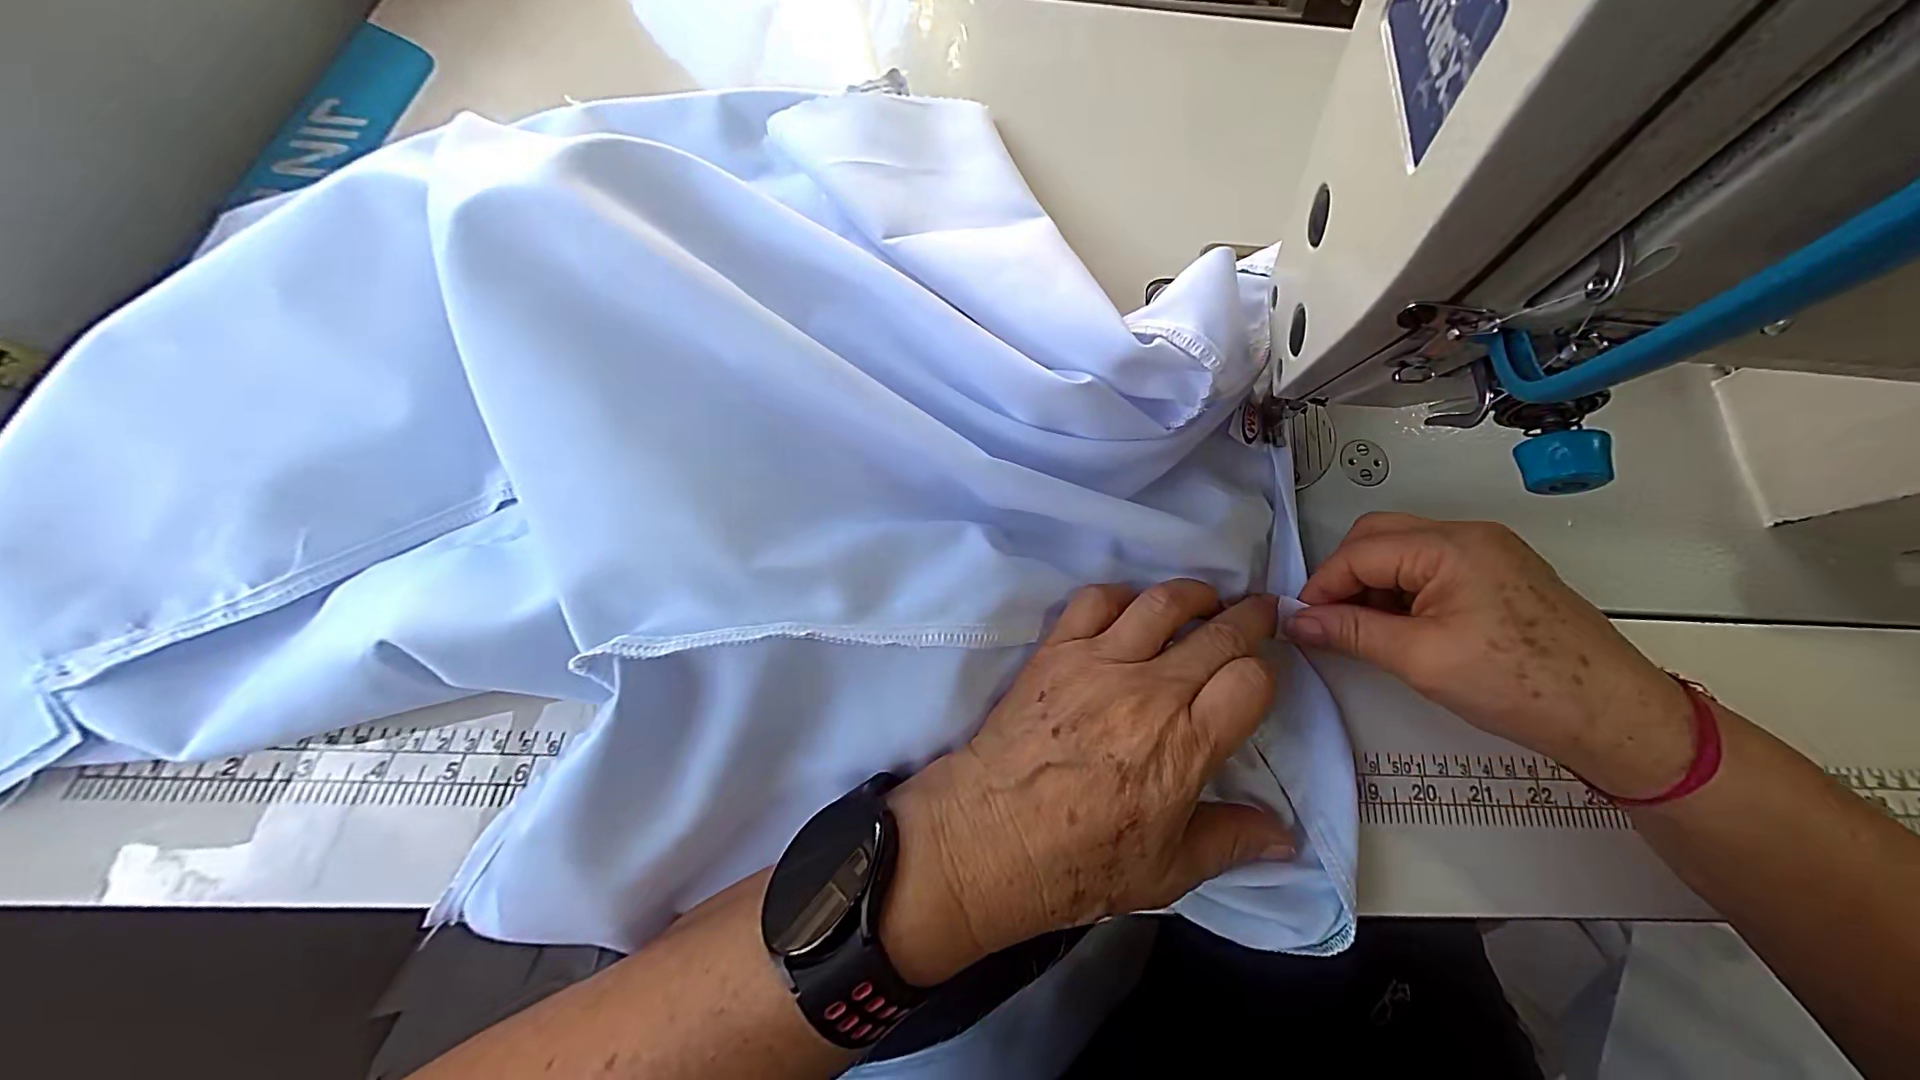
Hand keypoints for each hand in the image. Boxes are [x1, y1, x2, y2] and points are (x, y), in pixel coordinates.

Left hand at [880, 581, 1293, 985]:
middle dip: (1249, 618)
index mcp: (1185, 743)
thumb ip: (1232, 841)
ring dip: (1192, 594)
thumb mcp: (1167, 870)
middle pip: (1217, 632)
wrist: (990, 836)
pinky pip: (1094, 601)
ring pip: (1160, 603)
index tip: (1260, 675)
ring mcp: (1097, 663)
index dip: (1266, 672)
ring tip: (1203, 600)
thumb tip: (1287, 837)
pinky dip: (1120, 596)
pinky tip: (1128, 609)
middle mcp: (1148, 690)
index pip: (1251, 679)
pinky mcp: (1055, 652)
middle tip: (1259, 613)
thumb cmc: (1079, 861)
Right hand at [1283, 513, 1693, 797]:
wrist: (1616, 718)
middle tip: (1330, 621)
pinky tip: (1401, 627)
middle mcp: (1468, 535)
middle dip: (1344, 576)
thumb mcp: (1418, 659)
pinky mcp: (1498, 572)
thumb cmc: (1519, 685)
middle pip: (1377, 536)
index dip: (1322, 586)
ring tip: (1366, 630)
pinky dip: (1401, 589)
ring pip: (1400, 549)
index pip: (1358, 552)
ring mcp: (1488, 551)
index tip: (1302, 622)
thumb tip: (1297, 620)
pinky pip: (1429, 565)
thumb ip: (1349, 631)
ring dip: (1371, 583)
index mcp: (1451, 546)